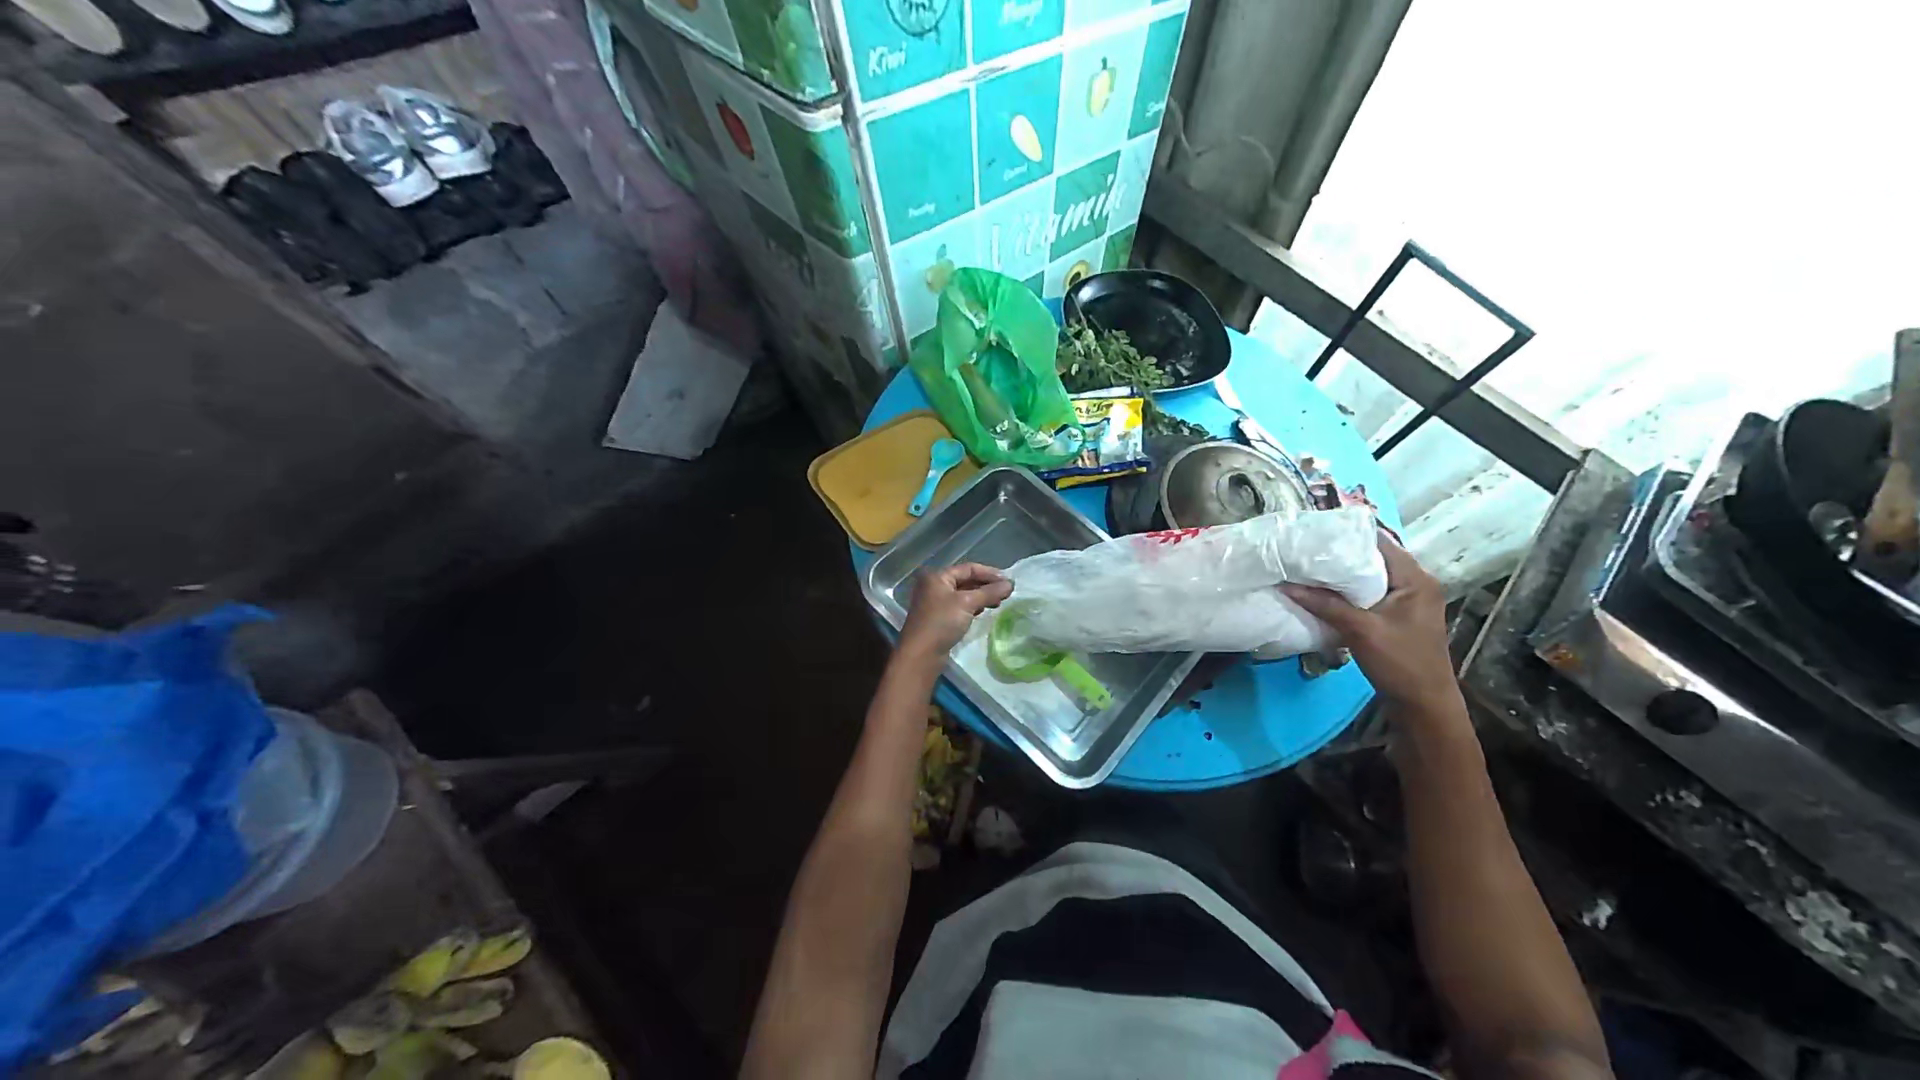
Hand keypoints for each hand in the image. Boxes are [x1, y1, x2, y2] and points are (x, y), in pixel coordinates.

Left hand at [898, 563, 1012, 663]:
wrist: (921, 654)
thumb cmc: (942, 622)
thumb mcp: (967, 603)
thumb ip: (989, 592)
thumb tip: (1010, 584)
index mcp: (937, 576)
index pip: (968, 568)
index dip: (990, 573)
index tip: (1009, 581)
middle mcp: (934, 585)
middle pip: (965, 580)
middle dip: (986, 585)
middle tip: (1006, 593)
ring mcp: (935, 602)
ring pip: (963, 594)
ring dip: (981, 596)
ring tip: (998, 603)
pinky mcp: (938, 617)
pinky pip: (959, 606)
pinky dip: (972, 606)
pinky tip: (983, 611)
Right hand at [1280, 533, 1460, 713]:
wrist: (1423, 704)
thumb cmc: (1400, 663)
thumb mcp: (1360, 630)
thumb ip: (1325, 604)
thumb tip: (1286, 584)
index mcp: (1415, 579)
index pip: (1379, 542)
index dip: (1347, 534)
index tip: (1313, 531)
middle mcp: (1415, 583)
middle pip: (1373, 557)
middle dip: (1339, 553)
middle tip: (1304, 548)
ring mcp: (1407, 600)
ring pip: (1369, 576)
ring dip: (1341, 573)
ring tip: (1307, 566)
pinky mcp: (1397, 615)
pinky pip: (1369, 593)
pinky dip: (1347, 590)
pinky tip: (1323, 592)